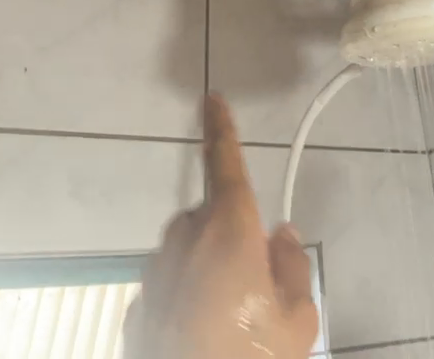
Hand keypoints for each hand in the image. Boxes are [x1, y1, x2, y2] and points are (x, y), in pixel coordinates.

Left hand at [125, 94, 320, 358]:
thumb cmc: (250, 354)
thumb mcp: (298, 321)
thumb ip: (293, 267)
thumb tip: (280, 236)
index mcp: (228, 230)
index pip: (226, 163)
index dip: (222, 128)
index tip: (212, 99)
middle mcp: (184, 240)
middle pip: (210, 217)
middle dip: (230, 235)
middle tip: (254, 284)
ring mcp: (154, 275)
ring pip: (186, 253)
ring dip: (205, 268)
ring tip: (228, 320)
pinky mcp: (135, 310)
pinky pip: (168, 289)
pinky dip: (183, 299)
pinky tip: (198, 336)